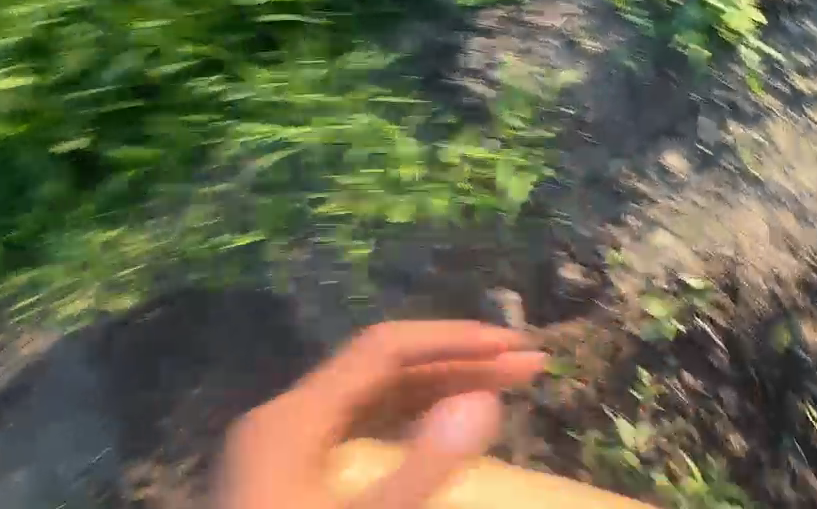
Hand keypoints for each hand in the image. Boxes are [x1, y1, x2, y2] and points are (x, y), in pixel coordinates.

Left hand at [218, 321, 546, 508]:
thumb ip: (422, 469)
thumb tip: (487, 400)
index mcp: (291, 419)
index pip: (387, 349)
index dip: (455, 339)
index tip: (513, 346)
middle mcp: (287, 419)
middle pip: (387, 367)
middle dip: (461, 361)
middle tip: (529, 366)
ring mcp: (286, 449)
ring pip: (379, 394)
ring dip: (445, 384)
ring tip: (507, 386)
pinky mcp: (291, 478)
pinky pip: (366, 424)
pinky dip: (415, 415)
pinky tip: (450, 421)